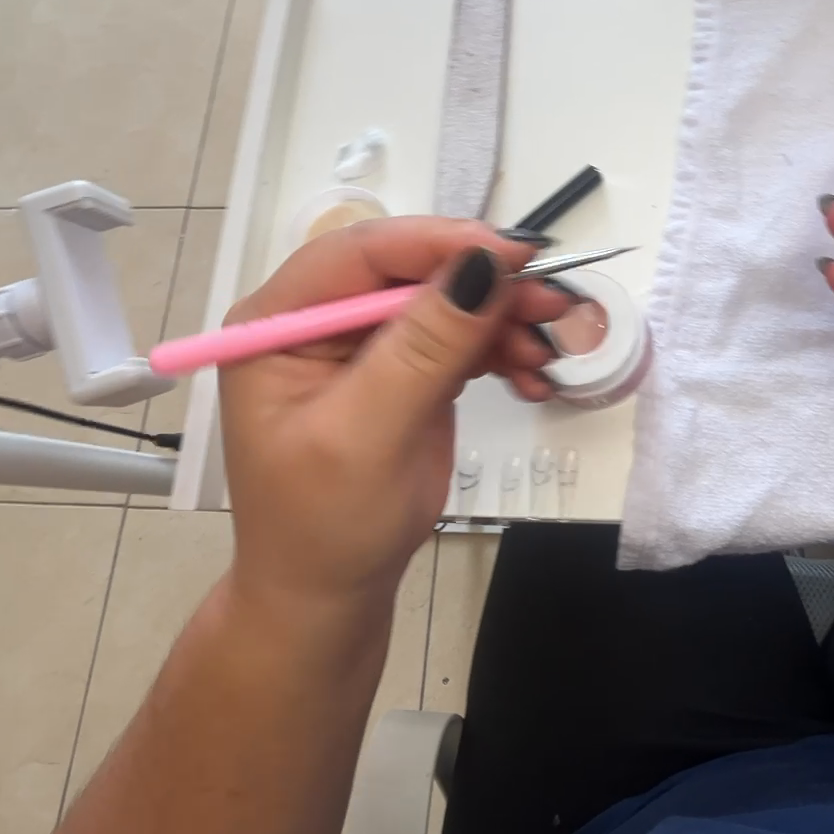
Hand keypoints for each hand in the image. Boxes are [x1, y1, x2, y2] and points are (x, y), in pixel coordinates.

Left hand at [217, 218, 568, 613]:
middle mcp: (325, 321)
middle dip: (486, 286)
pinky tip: (532, 376)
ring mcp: (370, 345)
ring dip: (505, 322)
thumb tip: (485, 266)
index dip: (440, 243)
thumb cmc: (327, 523)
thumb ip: (425, 349)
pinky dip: (503, 352)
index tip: (516, 253)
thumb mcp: (369, 434)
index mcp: (282, 322)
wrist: (332, 591)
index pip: (361, 253)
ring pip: (449, 303)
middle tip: (551, 302)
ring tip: (547, 354)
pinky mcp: (409, 370)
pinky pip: (464, 340)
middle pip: (415, 272)